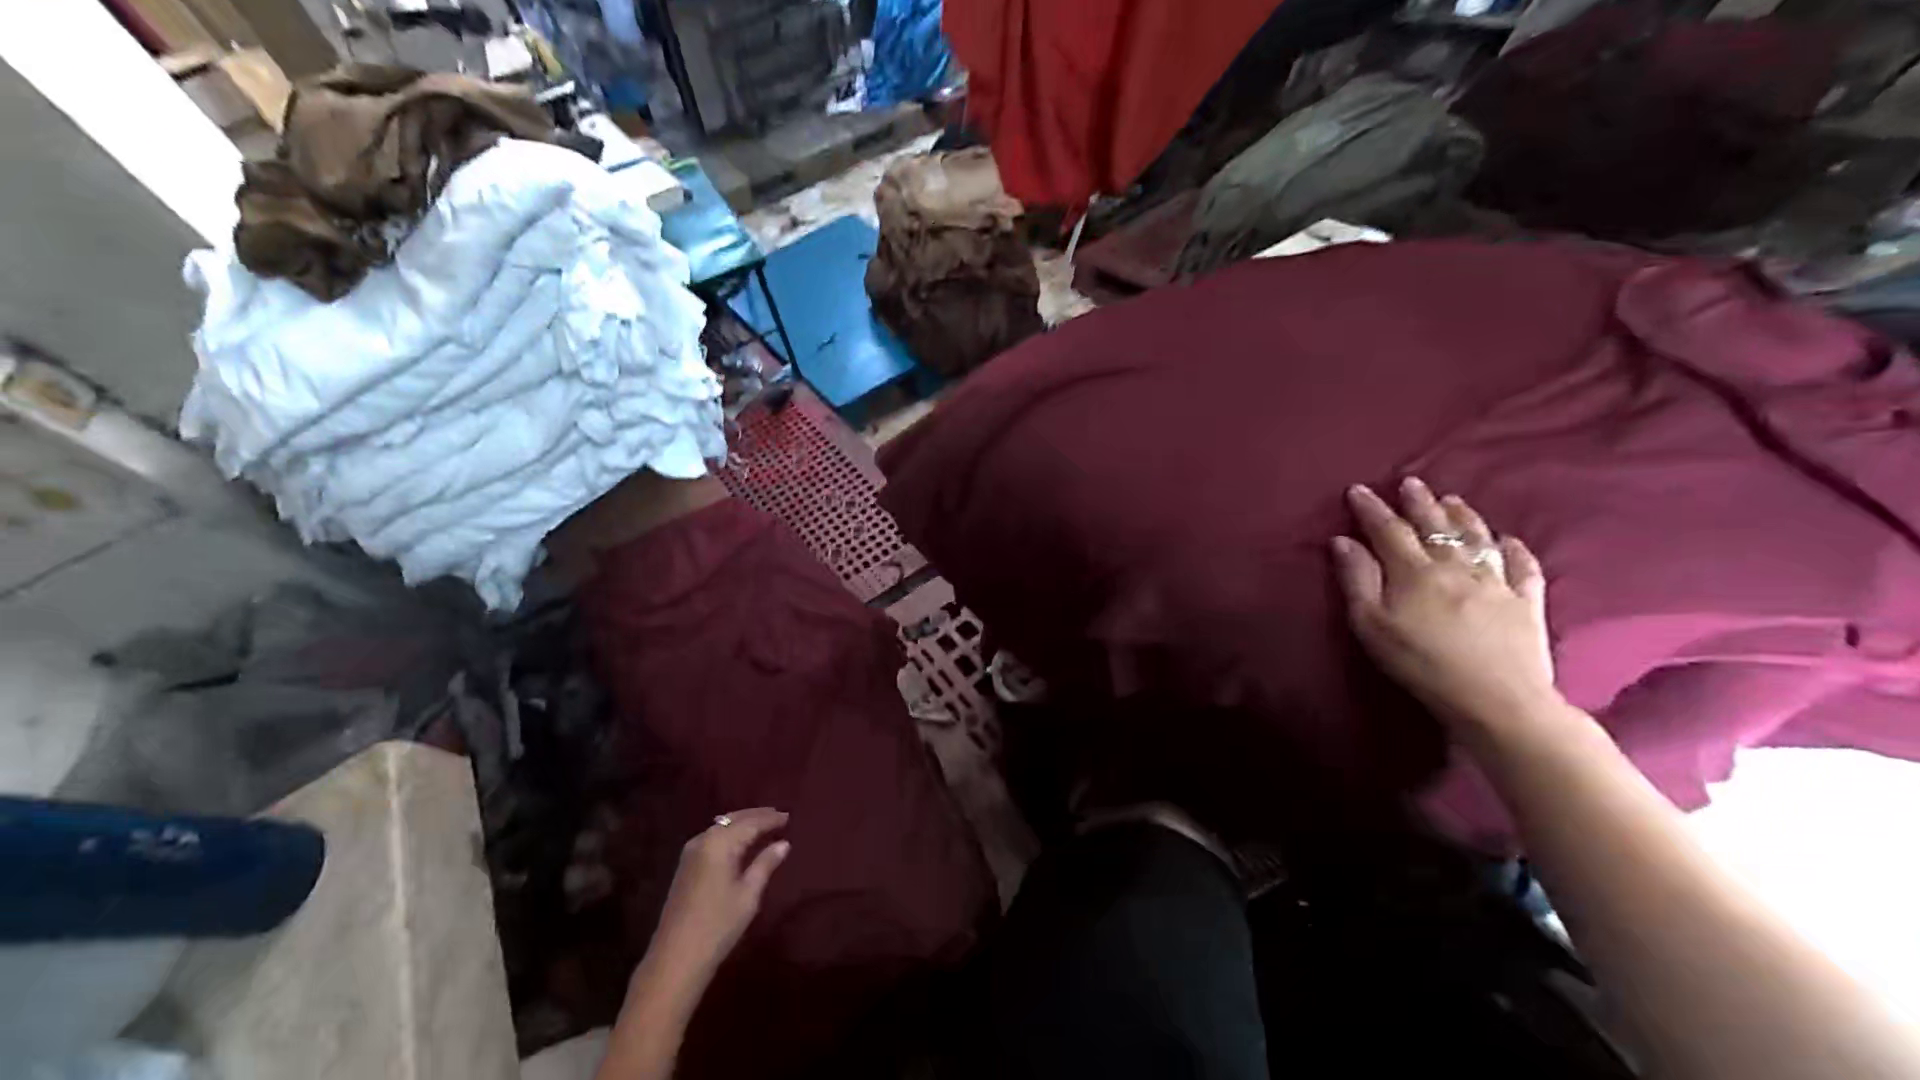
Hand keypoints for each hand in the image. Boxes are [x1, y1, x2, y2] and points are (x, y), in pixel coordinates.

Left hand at [646, 808, 790, 981]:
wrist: (676, 958)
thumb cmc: (718, 924)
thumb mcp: (748, 894)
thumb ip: (766, 863)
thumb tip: (783, 843)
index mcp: (719, 843)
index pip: (751, 822)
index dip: (771, 819)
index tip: (789, 816)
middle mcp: (703, 840)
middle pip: (733, 820)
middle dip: (756, 816)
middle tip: (778, 815)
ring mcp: (690, 853)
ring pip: (721, 828)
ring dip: (742, 824)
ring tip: (763, 826)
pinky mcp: (685, 867)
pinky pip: (712, 839)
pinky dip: (729, 835)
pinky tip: (740, 843)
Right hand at [1331, 478, 1561, 736]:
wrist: (1497, 700)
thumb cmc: (1421, 664)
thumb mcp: (1372, 625)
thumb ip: (1357, 580)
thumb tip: (1343, 541)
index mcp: (1414, 572)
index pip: (1387, 530)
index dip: (1371, 509)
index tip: (1358, 490)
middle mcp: (1455, 567)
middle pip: (1434, 526)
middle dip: (1418, 502)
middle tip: (1409, 482)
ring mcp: (1496, 582)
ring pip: (1477, 538)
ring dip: (1462, 516)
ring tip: (1451, 499)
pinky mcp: (1527, 602)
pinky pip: (1522, 567)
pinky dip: (1515, 549)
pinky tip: (1509, 540)